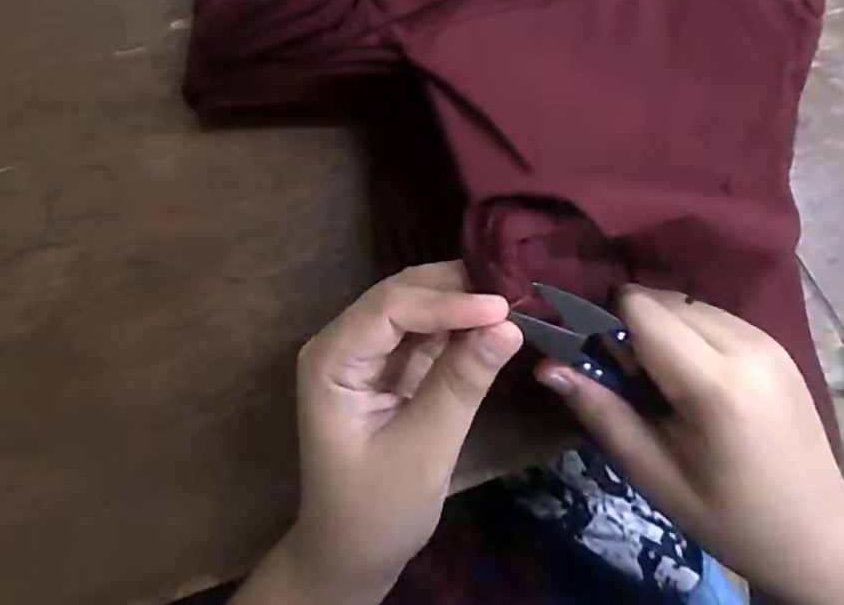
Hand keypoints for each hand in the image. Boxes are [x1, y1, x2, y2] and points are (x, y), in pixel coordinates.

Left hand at [236, 262, 522, 604]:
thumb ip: (462, 383)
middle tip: (513, 290)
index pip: (389, 308)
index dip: (446, 302)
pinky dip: (459, 322)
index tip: (501, 307)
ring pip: (415, 303)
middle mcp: (343, 341)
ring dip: (460, 299)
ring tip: (509, 297)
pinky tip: (490, 319)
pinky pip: (425, 328)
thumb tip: (509, 327)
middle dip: (455, 289)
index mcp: (331, 359)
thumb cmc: (377, 511)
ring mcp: (365, 348)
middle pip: (400, 294)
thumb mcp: (424, 451)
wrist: (352, 554)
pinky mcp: (388, 361)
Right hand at [535, 286, 843, 604]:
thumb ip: (600, 411)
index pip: (640, 308)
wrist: (820, 540)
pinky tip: (696, 374)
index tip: (605, 360)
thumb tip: (546, 365)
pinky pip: (710, 311)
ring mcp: (765, 338)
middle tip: (634, 377)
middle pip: (660, 299)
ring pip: (684, 300)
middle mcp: (744, 345)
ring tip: (666, 377)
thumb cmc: (728, 517)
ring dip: (661, 324)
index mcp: (715, 383)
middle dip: (633, 325)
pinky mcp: (774, 340)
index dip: (608, 322)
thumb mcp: (654, 474)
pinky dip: (688, 328)